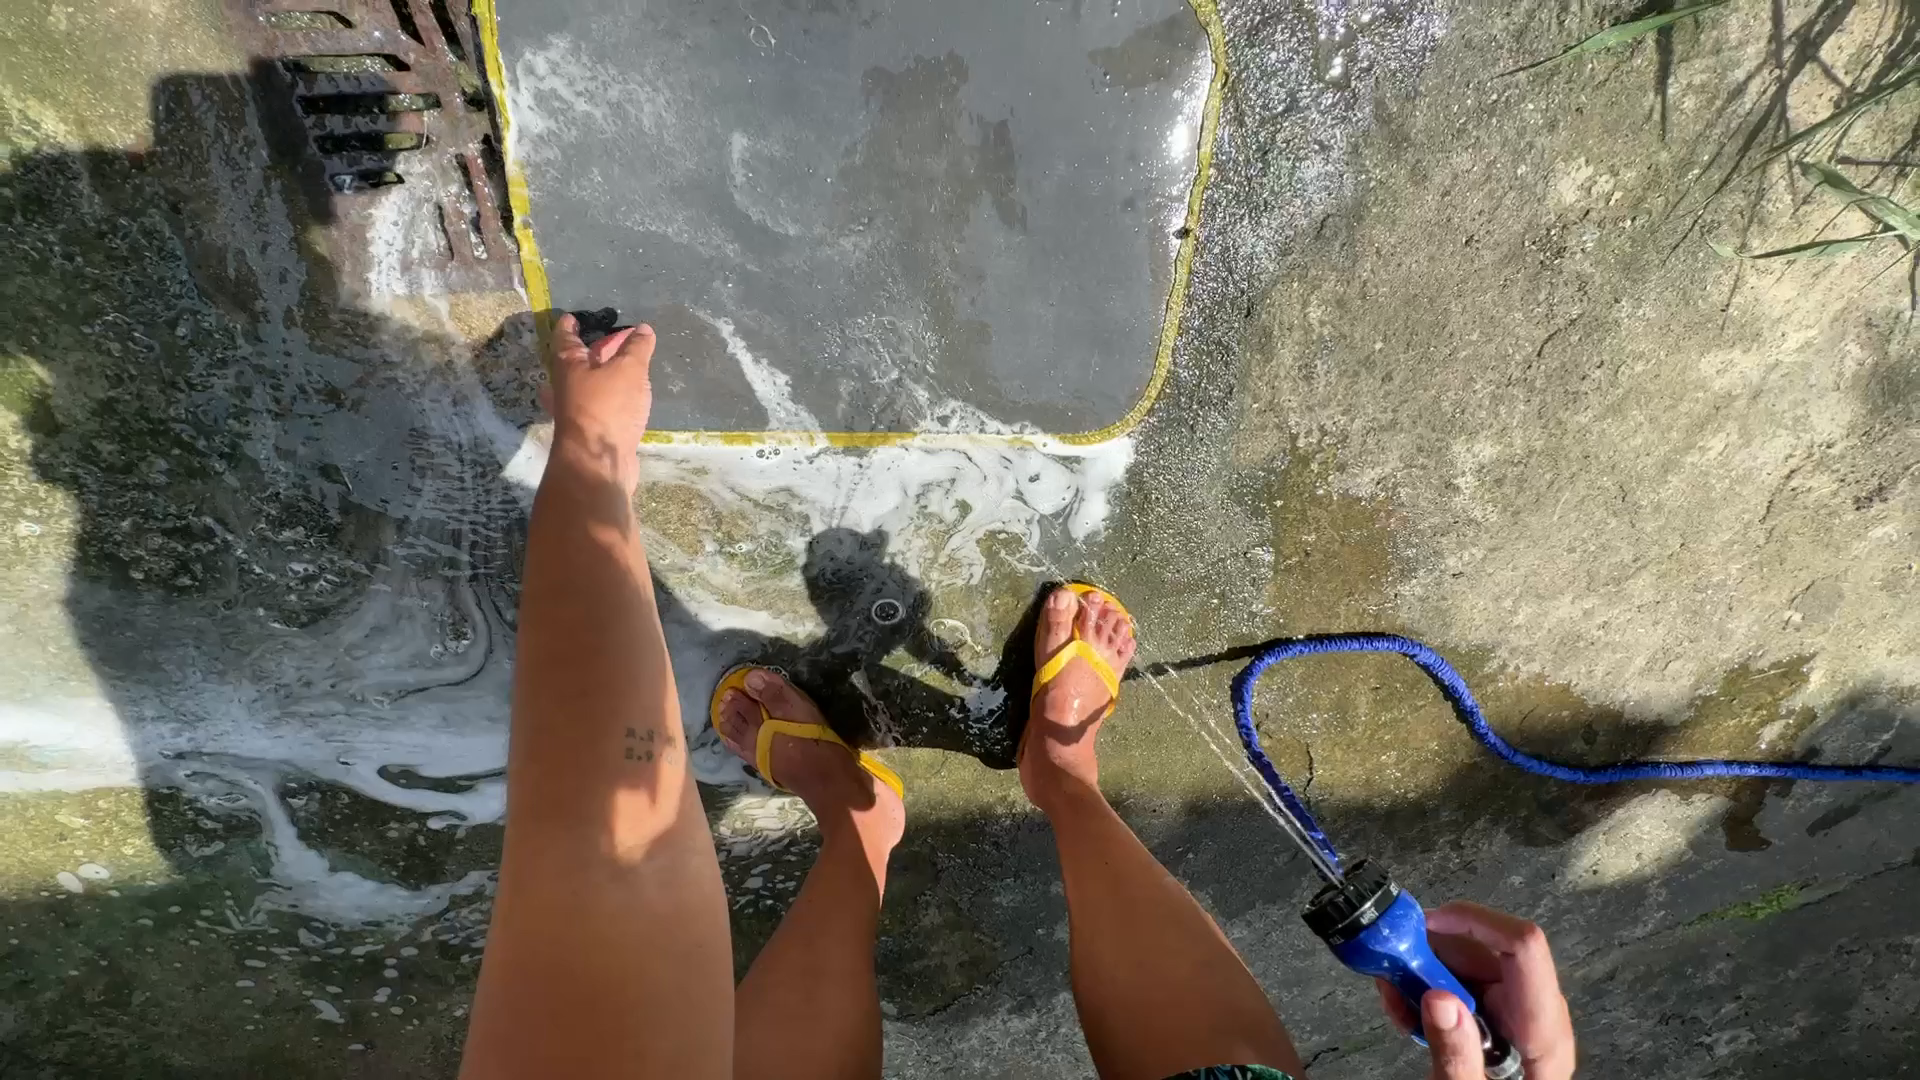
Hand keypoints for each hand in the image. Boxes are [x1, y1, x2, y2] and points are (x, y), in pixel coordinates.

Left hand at [543, 313, 654, 489]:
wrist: (600, 459)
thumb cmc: (608, 407)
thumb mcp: (629, 370)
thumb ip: (637, 349)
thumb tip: (643, 329)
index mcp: (569, 363)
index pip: (566, 336)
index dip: (572, 325)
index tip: (575, 317)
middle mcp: (568, 383)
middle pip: (581, 359)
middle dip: (598, 348)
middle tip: (618, 339)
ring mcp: (578, 408)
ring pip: (590, 382)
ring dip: (605, 374)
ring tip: (624, 367)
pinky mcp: (592, 428)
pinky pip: (601, 403)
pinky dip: (612, 395)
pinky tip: (625, 398)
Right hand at [1375, 901, 1574, 1079]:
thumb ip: (1455, 1056)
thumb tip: (1437, 996)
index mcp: (1541, 1029)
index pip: (1522, 946)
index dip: (1471, 922)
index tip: (1420, 929)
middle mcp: (1537, 1010)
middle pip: (1480, 949)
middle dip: (1426, 954)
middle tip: (1388, 978)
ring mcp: (1519, 1010)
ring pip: (1463, 958)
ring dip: (1418, 970)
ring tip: (1395, 1005)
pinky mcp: (1500, 1012)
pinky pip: (1459, 976)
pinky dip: (1425, 983)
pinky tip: (1409, 1011)